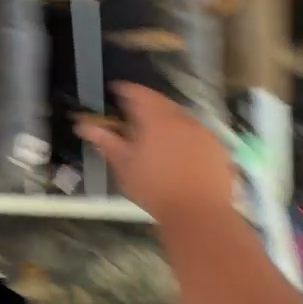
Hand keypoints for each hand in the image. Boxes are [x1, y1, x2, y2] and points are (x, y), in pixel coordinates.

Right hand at [76, 83, 235, 223]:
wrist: (199, 213)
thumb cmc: (153, 187)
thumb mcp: (123, 165)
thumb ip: (105, 141)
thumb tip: (83, 126)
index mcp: (156, 119)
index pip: (139, 94)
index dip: (125, 90)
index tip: (115, 90)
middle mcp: (182, 120)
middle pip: (162, 102)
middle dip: (147, 103)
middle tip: (133, 110)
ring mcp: (204, 133)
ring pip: (182, 117)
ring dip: (167, 117)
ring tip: (155, 128)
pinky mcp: (219, 149)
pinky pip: (197, 132)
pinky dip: (184, 133)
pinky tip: (179, 147)